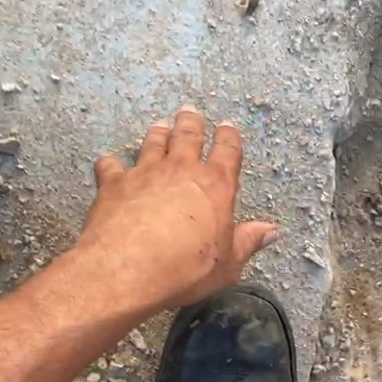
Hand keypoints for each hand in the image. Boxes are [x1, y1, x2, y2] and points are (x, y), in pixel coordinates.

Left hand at [71, 107, 278, 313]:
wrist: (127, 269)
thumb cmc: (186, 269)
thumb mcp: (228, 263)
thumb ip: (248, 242)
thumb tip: (272, 231)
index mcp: (215, 186)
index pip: (227, 152)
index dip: (229, 137)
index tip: (227, 126)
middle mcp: (181, 170)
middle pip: (188, 136)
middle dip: (191, 123)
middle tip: (189, 112)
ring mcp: (144, 173)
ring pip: (152, 143)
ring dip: (157, 133)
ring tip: (159, 126)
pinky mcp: (113, 184)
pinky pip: (111, 165)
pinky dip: (111, 163)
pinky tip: (109, 162)